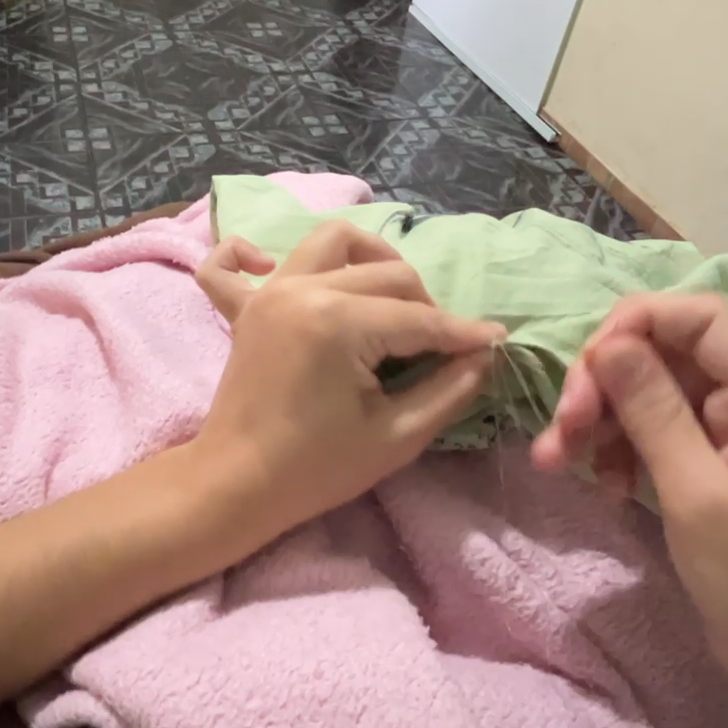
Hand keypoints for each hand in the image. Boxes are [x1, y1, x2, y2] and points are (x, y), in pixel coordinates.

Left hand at [190, 222, 505, 530]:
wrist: (237, 485)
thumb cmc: (317, 470)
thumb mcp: (397, 437)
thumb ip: (449, 388)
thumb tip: (484, 353)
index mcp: (338, 322)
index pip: (418, 318)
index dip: (463, 333)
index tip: (496, 341)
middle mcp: (301, 289)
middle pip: (386, 273)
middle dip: (425, 306)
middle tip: (439, 347)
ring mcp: (269, 292)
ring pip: (331, 242)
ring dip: (370, 259)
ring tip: (391, 299)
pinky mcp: (247, 306)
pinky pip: (231, 263)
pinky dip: (250, 254)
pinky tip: (275, 267)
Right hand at [532, 294, 727, 678]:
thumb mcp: (700, 496)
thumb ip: (653, 410)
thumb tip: (607, 341)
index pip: (700, 318)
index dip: (634, 324)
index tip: (584, 367)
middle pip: (665, 355)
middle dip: (604, 384)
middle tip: (562, 431)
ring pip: (651, 395)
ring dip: (600, 420)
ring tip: (557, 463)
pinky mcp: (715, 468)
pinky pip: (655, 434)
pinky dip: (619, 451)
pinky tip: (599, 485)